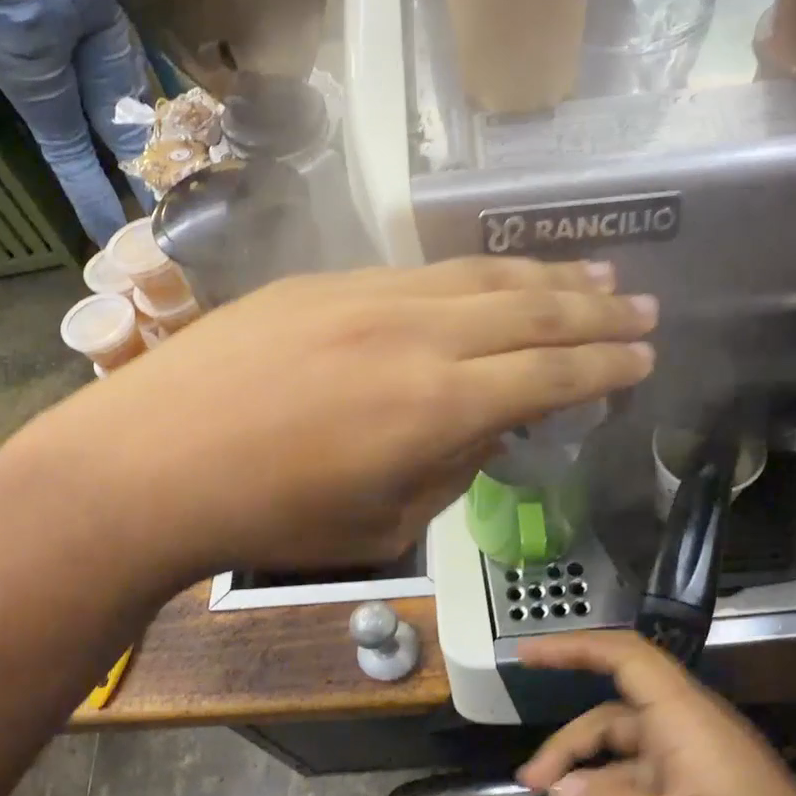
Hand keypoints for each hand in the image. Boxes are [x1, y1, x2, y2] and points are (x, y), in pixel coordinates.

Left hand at [19, 258, 654, 574]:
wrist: (151, 466)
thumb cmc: (272, 519)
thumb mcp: (386, 523)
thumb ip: (453, 467)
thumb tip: (489, 425)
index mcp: (439, 407)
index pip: (551, 374)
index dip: (606, 366)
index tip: (645, 357)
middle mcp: (417, 335)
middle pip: (530, 311)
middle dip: (595, 312)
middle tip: (642, 307)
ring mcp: (369, 296)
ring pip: (480, 277)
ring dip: (545, 279)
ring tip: (593, 277)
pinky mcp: (327, 283)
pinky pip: (423, 272)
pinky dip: (475, 276)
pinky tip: (493, 280)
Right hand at [516, 632, 795, 795]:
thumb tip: (555, 793)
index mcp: (686, 720)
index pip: (627, 657)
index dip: (574, 648)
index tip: (526, 656)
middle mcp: (686, 730)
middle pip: (612, 715)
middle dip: (567, 745)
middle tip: (530, 786)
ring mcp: (692, 762)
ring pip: (621, 753)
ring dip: (583, 779)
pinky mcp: (696, 791)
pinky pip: (639, 783)